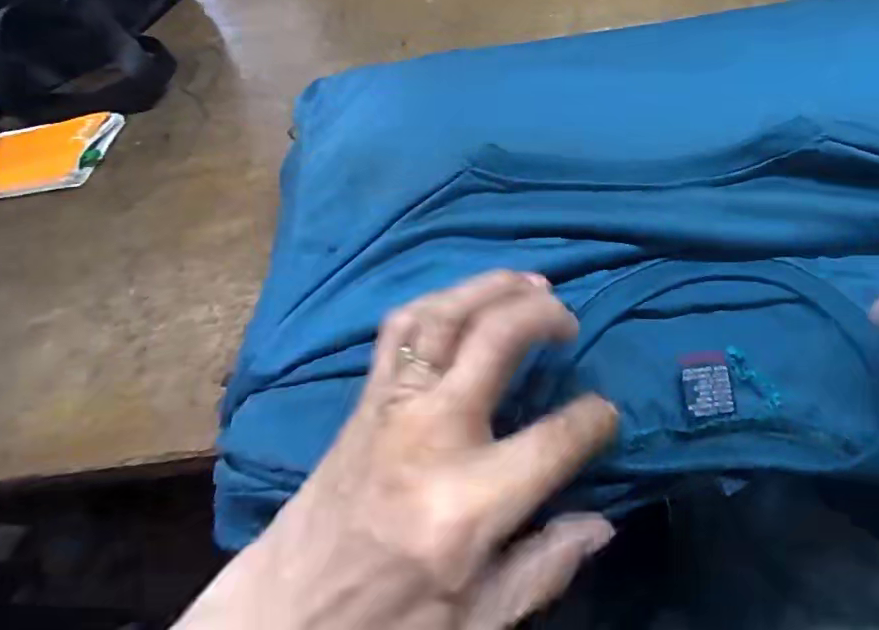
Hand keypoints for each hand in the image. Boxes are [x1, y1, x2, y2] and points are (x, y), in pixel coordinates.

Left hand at [178, 270, 618, 629]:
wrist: (272, 629)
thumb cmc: (383, 628)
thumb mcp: (474, 625)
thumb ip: (543, 569)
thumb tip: (602, 521)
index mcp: (468, 505)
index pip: (557, 438)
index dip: (597, 419)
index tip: (606, 416)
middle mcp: (432, 435)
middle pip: (498, 338)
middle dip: (546, 315)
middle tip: (570, 324)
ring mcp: (392, 408)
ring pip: (445, 314)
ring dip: (494, 286)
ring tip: (531, 283)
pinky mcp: (365, 400)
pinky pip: (401, 326)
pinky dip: (442, 300)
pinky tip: (469, 300)